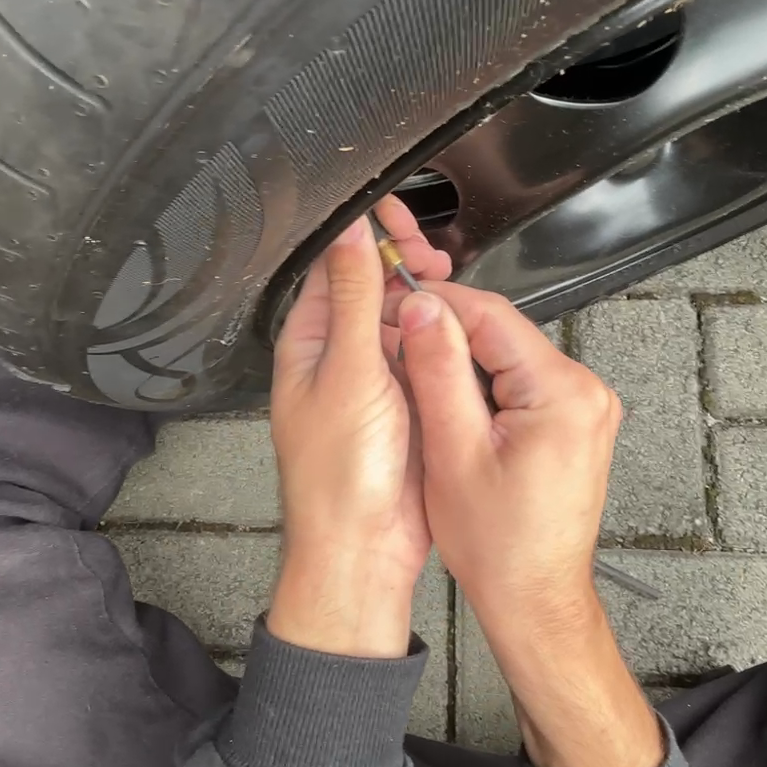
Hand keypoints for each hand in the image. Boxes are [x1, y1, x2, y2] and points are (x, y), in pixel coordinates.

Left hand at [267, 197, 448, 657]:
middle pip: (371, 292)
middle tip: (437, 259)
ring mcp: (373, 382)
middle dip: (403, 267)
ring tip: (450, 287)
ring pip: (401, 324)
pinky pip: (422, 358)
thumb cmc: (338, 472)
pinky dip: (438, 339)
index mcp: (310, 344)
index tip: (401, 220)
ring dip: (424, 302)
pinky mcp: (405, 405)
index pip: (334, 269)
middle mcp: (338, 358)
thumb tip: (348, 232)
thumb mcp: (348, 371)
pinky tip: (456, 328)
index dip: (367, 238)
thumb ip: (354, 298)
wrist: (364, 545)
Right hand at [396, 285, 660, 766]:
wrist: (534, 596)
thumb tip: (422, 307)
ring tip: (414, 369)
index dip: (436, 302)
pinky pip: (521, 383)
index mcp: (562, 393)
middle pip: (503, 333)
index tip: (394, 299)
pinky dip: (482, 384)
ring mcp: (585, 408)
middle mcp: (586, 392)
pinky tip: (449, 399)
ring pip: (508, 357)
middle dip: (445, 332)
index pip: (492, 315)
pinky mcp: (574, 423)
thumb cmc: (498, 545)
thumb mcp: (453, 452)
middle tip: (394, 336)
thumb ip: (438, 371)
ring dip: (460, 359)